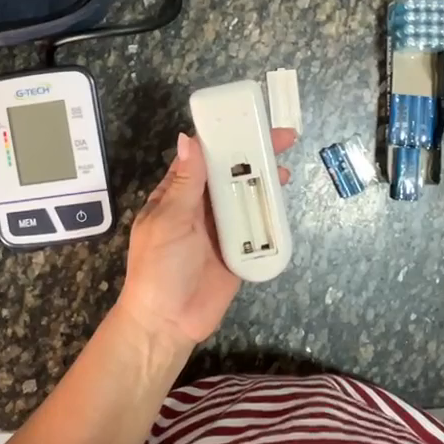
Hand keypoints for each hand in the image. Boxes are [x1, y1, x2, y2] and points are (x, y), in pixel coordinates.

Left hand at [115, 129, 294, 350]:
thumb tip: (189, 138)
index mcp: (177, 194)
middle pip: (231, 172)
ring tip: (286, 168)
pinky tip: (284, 203)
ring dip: (266, 181)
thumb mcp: (168, 221)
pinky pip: (258, 228)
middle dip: (254, 154)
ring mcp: (221, 228)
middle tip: (283, 138)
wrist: (167, 323)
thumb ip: (184, 183)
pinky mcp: (238, 251)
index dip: (224, 136)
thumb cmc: (157, 268)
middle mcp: (201, 206)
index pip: (202, 156)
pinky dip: (272, 214)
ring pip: (247, 196)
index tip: (248, 120)